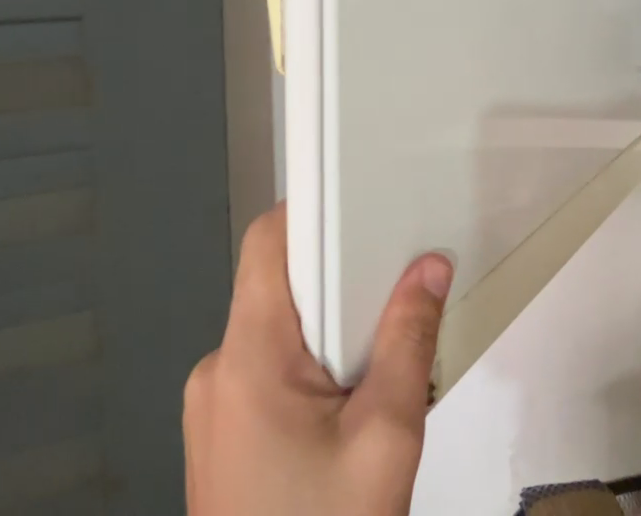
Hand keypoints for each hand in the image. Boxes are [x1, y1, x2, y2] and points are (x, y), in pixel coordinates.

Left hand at [184, 204, 453, 515]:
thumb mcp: (387, 437)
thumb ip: (409, 341)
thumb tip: (429, 267)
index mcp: (247, 359)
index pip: (266, 245)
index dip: (314, 212)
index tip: (365, 203)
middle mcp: (216, 372)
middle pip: (278, 287)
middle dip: (340, 287)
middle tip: (394, 301)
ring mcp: (210, 407)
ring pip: (277, 333)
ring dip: (329, 336)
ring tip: (375, 371)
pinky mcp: (218, 435)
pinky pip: (267, 372)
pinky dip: (310, 369)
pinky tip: (347, 407)